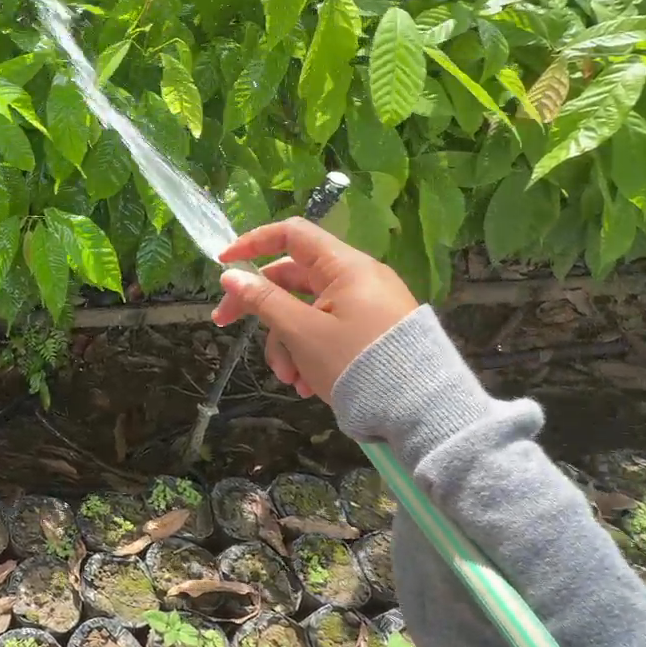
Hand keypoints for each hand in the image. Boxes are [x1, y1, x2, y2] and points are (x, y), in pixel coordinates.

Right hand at [211, 217, 418, 404]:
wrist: (422, 411)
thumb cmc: (356, 362)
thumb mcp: (301, 331)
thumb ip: (263, 300)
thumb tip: (232, 275)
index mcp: (345, 267)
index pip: (291, 235)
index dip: (253, 243)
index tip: (223, 264)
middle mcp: (357, 280)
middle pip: (292, 279)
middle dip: (260, 308)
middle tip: (224, 324)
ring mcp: (365, 307)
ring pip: (305, 311)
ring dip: (285, 342)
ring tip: (288, 378)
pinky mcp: (370, 332)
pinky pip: (326, 330)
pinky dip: (308, 352)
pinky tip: (307, 385)